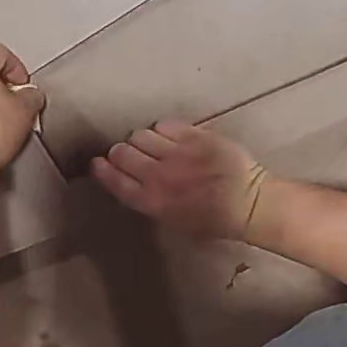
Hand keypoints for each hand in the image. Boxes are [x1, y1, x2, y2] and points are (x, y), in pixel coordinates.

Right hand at [91, 122, 270, 239]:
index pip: (114, 180)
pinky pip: (163, 124)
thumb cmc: (214, 221)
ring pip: (139, 135)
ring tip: (155, 145)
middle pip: (121, 153)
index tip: (98, 163)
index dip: (102, 170)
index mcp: (152, 202)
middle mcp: (158, 176)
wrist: (248, 203)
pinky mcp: (192, 136)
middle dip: (122, 152)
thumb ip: (151, 202)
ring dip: (143, 140)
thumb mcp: (175, 222)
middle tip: (132, 154)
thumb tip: (135, 184)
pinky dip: (163, 130)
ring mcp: (175, 154)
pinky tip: (173, 137)